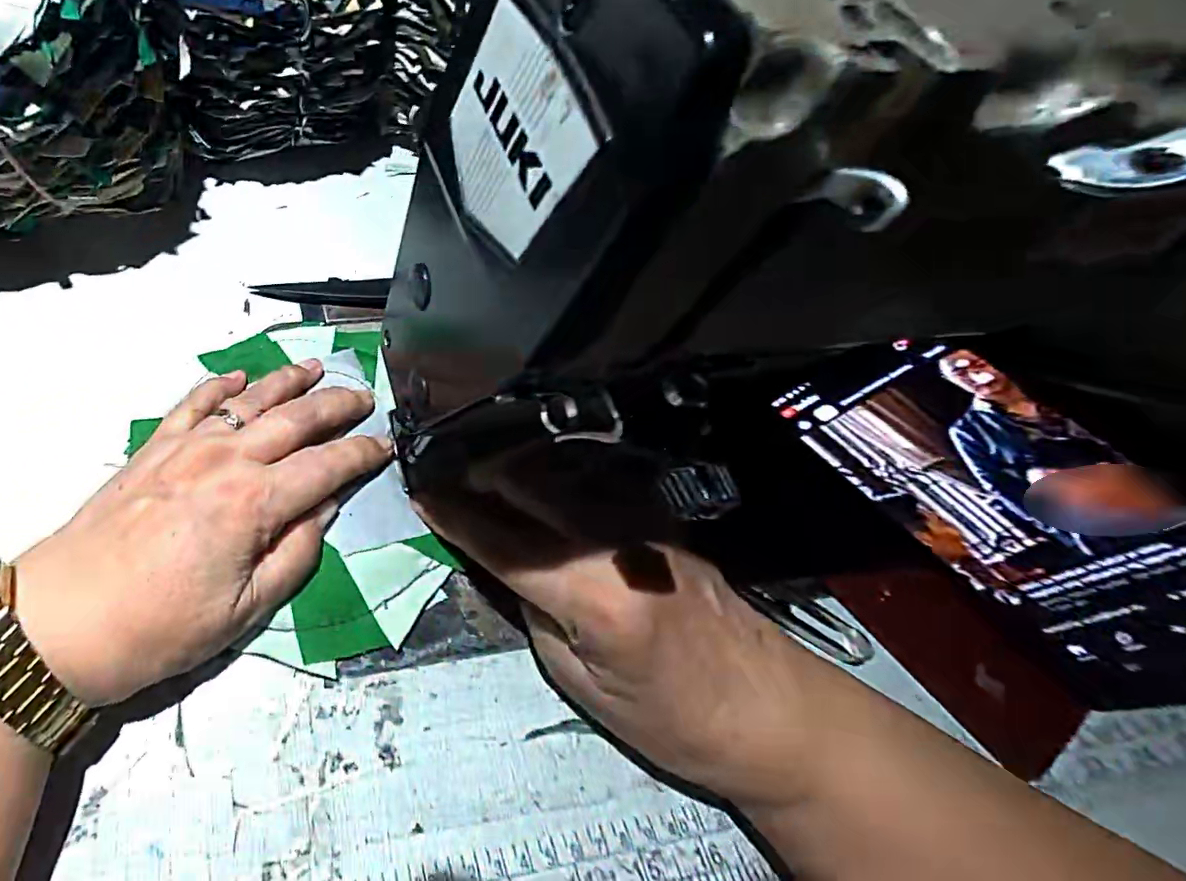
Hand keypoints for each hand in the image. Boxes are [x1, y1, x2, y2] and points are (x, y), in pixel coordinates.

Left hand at [14, 361, 389, 705]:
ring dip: (288, 381)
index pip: (327, 465)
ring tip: (315, 369)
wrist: (57, 624)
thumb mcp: (244, 611)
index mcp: (254, 503)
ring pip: (251, 400)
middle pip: (297, 418)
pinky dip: (220, 385)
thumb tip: (325, 507)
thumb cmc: (157, 628)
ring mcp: (187, 447)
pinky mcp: (154, 448)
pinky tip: (238, 378)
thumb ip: (296, 553)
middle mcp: (227, 460)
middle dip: (338, 405)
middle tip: (364, 398)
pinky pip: (194, 402)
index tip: (385, 446)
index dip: (362, 453)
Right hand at [415, 488, 847, 810]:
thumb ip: (534, 609)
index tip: (420, 492)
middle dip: (478, 473)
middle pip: (529, 486)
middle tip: (441, 469)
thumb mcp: (580, 682)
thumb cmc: (670, 717)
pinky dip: (549, 479)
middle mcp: (615, 539)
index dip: (455, 516)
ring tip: (474, 467)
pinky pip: (589, 486)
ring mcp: (641, 519)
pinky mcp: (659, 514)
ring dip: (511, 468)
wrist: (765, 705)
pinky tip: (531, 480)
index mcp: (591, 591)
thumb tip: (502, 562)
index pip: (503, 542)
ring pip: (558, 476)